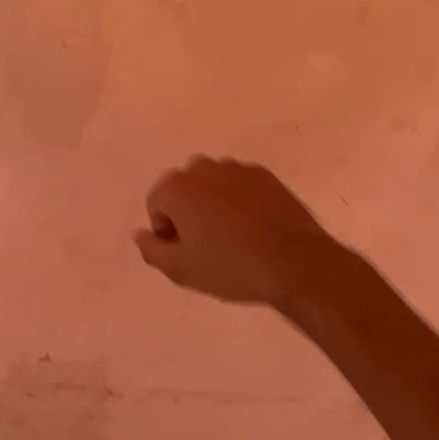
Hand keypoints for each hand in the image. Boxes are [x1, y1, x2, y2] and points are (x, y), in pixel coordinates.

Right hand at [134, 157, 338, 311]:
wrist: (298, 264)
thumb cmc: (232, 267)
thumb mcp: (182, 270)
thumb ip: (151, 249)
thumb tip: (141, 234)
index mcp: (176, 187)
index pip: (156, 204)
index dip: (167, 231)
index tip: (188, 253)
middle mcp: (202, 169)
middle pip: (184, 190)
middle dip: (189, 212)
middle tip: (208, 246)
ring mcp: (236, 169)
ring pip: (212, 185)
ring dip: (214, 204)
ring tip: (234, 237)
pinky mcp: (265, 175)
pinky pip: (240, 186)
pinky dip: (240, 201)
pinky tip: (256, 228)